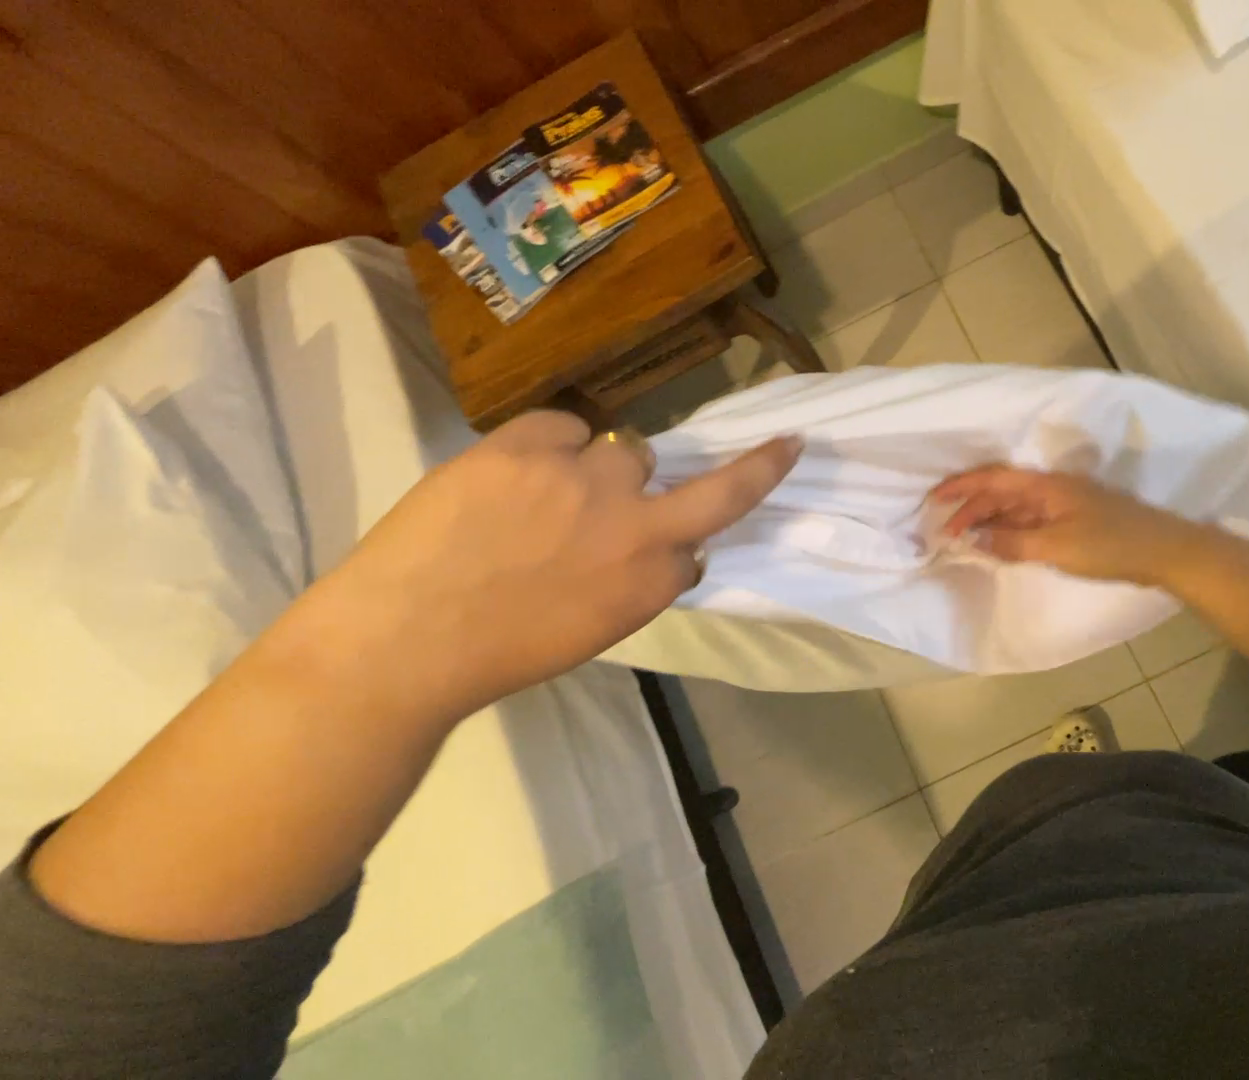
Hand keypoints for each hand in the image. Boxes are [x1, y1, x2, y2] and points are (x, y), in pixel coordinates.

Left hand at [298, 410, 800, 721]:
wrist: (402, 644)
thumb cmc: (503, 652)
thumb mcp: (599, 627)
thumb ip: (643, 578)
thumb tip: (666, 543)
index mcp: (654, 580)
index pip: (718, 521)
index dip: (753, 479)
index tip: (785, 447)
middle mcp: (634, 524)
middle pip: (692, 478)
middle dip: (722, 466)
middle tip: (708, 460)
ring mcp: (582, 480)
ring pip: (621, 449)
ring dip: (598, 469)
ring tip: (543, 497)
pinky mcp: (524, 448)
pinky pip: (562, 425)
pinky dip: (547, 445)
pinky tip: (512, 477)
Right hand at [930, 465, 1210, 586]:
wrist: (1165, 552)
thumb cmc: (1110, 545)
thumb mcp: (1057, 547)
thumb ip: (1012, 544)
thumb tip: (973, 540)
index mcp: (1046, 485)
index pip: (993, 478)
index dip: (961, 486)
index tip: (933, 498)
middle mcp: (1052, 489)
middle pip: (1001, 492)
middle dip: (970, 508)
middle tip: (945, 532)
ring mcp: (1064, 504)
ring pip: (1015, 507)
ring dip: (988, 521)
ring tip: (965, 540)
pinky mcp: (1074, 522)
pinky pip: (1030, 521)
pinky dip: (1009, 531)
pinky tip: (999, 545)